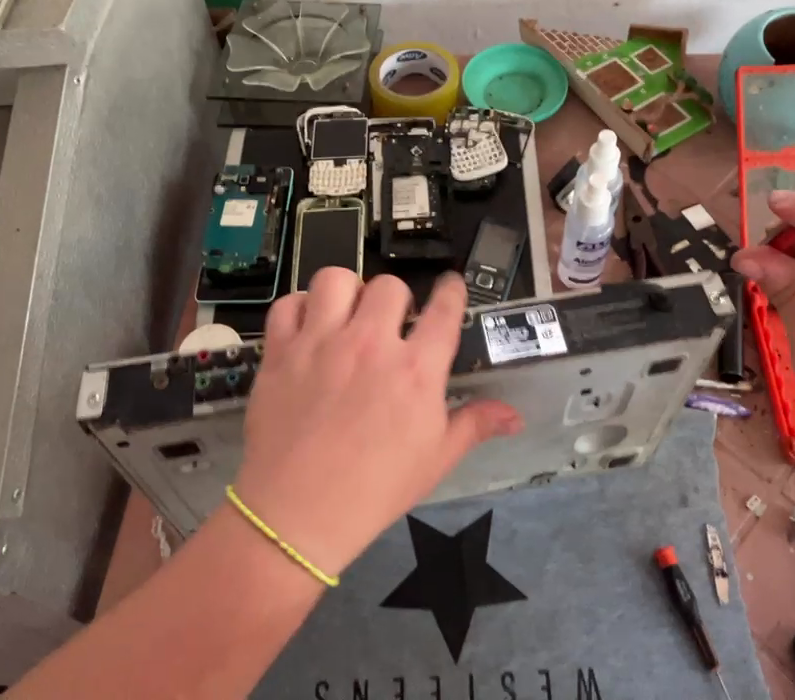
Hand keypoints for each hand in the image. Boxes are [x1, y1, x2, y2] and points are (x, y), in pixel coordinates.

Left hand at [232, 269, 522, 573]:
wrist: (297, 515)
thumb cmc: (374, 490)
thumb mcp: (435, 460)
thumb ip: (474, 425)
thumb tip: (514, 416)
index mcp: (415, 370)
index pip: (443, 309)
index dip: (451, 290)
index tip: (450, 286)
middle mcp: (370, 344)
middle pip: (390, 286)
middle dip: (396, 299)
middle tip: (390, 321)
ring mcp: (321, 344)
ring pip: (337, 279)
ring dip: (347, 292)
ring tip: (347, 314)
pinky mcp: (281, 352)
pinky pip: (289, 304)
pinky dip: (299, 307)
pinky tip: (307, 326)